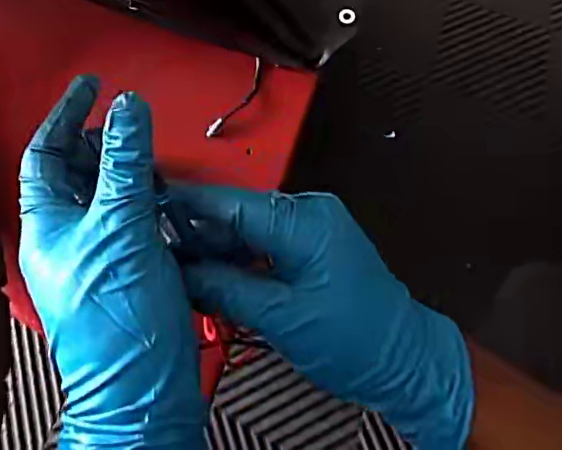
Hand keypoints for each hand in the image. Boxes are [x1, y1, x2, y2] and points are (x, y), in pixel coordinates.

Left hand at [19, 76, 203, 448]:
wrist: (145, 392)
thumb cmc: (115, 329)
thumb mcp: (121, 225)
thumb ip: (125, 161)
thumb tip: (127, 110)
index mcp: (47, 224)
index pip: (45, 151)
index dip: (65, 113)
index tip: (88, 86)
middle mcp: (67, 235)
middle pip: (77, 167)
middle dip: (101, 139)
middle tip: (127, 121)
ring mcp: (97, 249)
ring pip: (106, 187)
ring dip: (127, 165)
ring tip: (147, 155)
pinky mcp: (126, 262)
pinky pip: (131, 210)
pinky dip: (145, 192)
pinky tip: (162, 192)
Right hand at [173, 186, 472, 449]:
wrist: (406, 358)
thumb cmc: (356, 341)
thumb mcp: (283, 319)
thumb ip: (227, 288)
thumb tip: (184, 273)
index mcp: (305, 220)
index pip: (235, 204)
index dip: (192, 204)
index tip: (155, 202)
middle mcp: (309, 209)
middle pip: (240, 213)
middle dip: (202, 232)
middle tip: (162, 249)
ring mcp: (313, 222)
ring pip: (250, 226)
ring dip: (220, 246)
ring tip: (184, 267)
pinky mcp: (313, 238)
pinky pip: (267, 238)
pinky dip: (242, 255)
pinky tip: (218, 273)